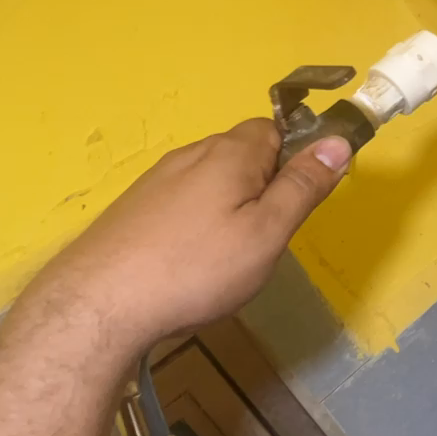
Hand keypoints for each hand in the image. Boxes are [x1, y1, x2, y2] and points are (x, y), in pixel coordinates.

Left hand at [23, 120, 350, 358]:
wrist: (96, 307)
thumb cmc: (198, 268)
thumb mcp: (268, 231)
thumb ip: (304, 185)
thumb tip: (340, 141)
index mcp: (230, 153)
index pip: (275, 128)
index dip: (296, 156)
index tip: (300, 198)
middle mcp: (191, 155)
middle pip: (244, 152)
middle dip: (266, 181)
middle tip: (269, 233)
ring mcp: (157, 181)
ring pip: (213, 177)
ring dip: (233, 202)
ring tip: (232, 252)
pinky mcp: (134, 209)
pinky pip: (185, 199)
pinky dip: (200, 219)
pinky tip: (193, 258)